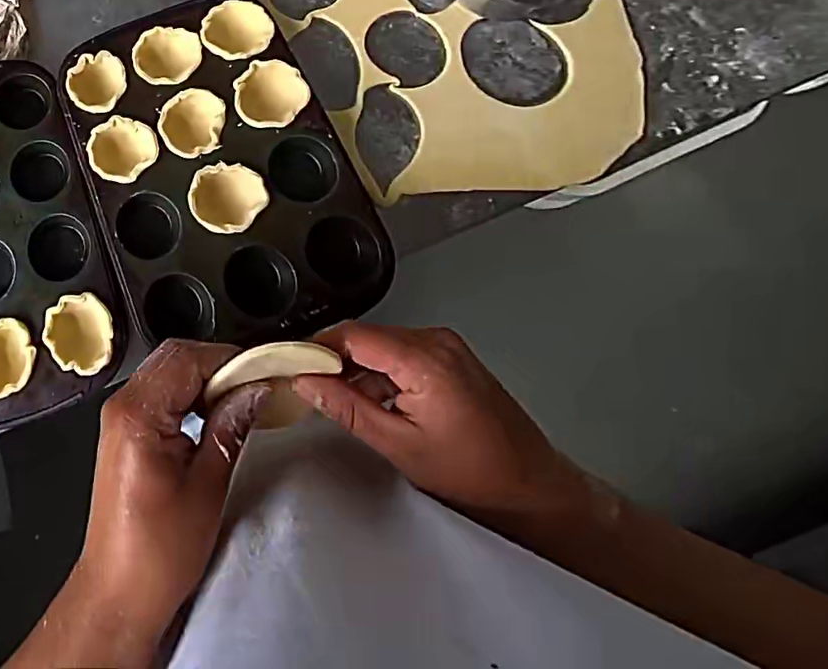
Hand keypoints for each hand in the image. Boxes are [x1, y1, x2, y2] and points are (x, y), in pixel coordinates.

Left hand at [8, 340, 269, 667]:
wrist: (121, 585)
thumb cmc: (155, 550)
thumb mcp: (206, 488)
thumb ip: (230, 428)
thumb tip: (254, 391)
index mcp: (136, 413)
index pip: (184, 359)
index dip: (229, 358)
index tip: (266, 367)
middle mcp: (121, 405)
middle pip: (172, 358)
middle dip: (219, 363)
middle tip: (260, 383)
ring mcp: (120, 415)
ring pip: (167, 372)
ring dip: (205, 377)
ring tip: (244, 399)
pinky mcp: (125, 428)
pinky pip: (160, 393)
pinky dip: (190, 393)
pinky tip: (216, 412)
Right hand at [292, 323, 593, 524]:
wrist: (537, 493)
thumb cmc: (476, 476)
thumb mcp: (397, 444)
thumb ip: (344, 406)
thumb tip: (304, 381)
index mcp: (425, 361)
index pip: (350, 335)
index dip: (314, 349)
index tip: (291, 366)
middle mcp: (437, 343)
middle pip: (361, 335)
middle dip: (331, 359)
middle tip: (310, 385)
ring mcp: (445, 347)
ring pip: (376, 342)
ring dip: (353, 366)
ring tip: (342, 398)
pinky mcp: (448, 357)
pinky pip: (395, 350)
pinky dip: (376, 370)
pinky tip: (371, 398)